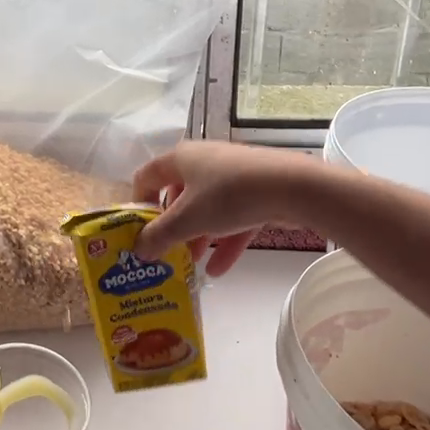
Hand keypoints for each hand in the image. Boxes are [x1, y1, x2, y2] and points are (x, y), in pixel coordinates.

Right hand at [131, 140, 321, 276]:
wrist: (291, 186)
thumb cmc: (228, 195)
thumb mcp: (188, 219)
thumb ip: (160, 235)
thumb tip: (137, 250)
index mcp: (179, 159)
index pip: (147, 177)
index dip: (139, 204)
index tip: (139, 232)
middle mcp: (202, 161)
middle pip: (177, 195)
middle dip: (172, 227)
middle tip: (166, 251)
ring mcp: (231, 176)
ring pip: (206, 209)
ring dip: (197, 237)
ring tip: (191, 265)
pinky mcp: (255, 191)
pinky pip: (233, 218)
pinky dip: (224, 241)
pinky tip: (218, 270)